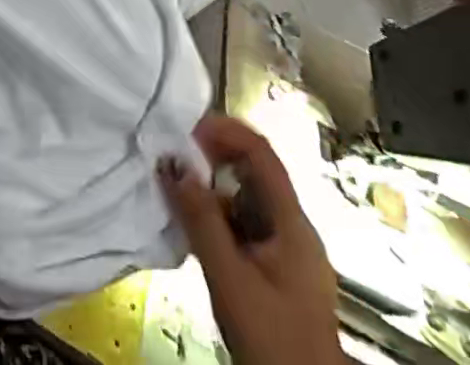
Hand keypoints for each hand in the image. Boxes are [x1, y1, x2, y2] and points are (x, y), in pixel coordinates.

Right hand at [160, 116, 341, 364]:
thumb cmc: (273, 339)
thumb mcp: (231, 281)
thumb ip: (203, 223)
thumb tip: (175, 167)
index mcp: (292, 220)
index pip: (262, 154)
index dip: (227, 133)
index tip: (189, 130)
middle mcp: (295, 226)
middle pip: (257, 174)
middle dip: (217, 159)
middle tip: (176, 158)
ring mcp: (289, 249)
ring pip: (250, 202)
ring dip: (216, 189)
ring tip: (179, 188)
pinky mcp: (279, 270)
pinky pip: (248, 227)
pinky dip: (221, 218)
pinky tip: (197, 228)